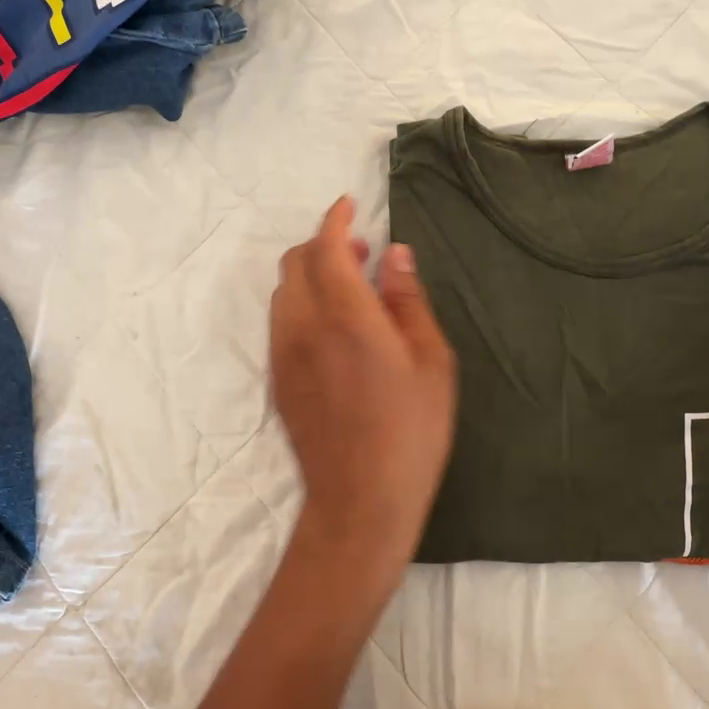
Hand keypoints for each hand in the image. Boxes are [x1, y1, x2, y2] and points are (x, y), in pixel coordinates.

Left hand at [270, 197, 456, 566]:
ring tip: (350, 289)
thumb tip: (395, 253)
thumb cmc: (411, 430)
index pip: (326, 248)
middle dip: (323, 244)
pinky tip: (333, 328)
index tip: (351, 207)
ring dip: (310, 274)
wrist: (360, 501)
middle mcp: (304, 327)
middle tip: (361, 252)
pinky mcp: (278, 380)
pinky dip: (301, 303)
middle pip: (296, 263)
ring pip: (283, 292)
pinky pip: (281, 322)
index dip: (336, 220)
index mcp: (347, 317)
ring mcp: (284, 355)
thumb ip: (408, 300)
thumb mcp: (431, 361)